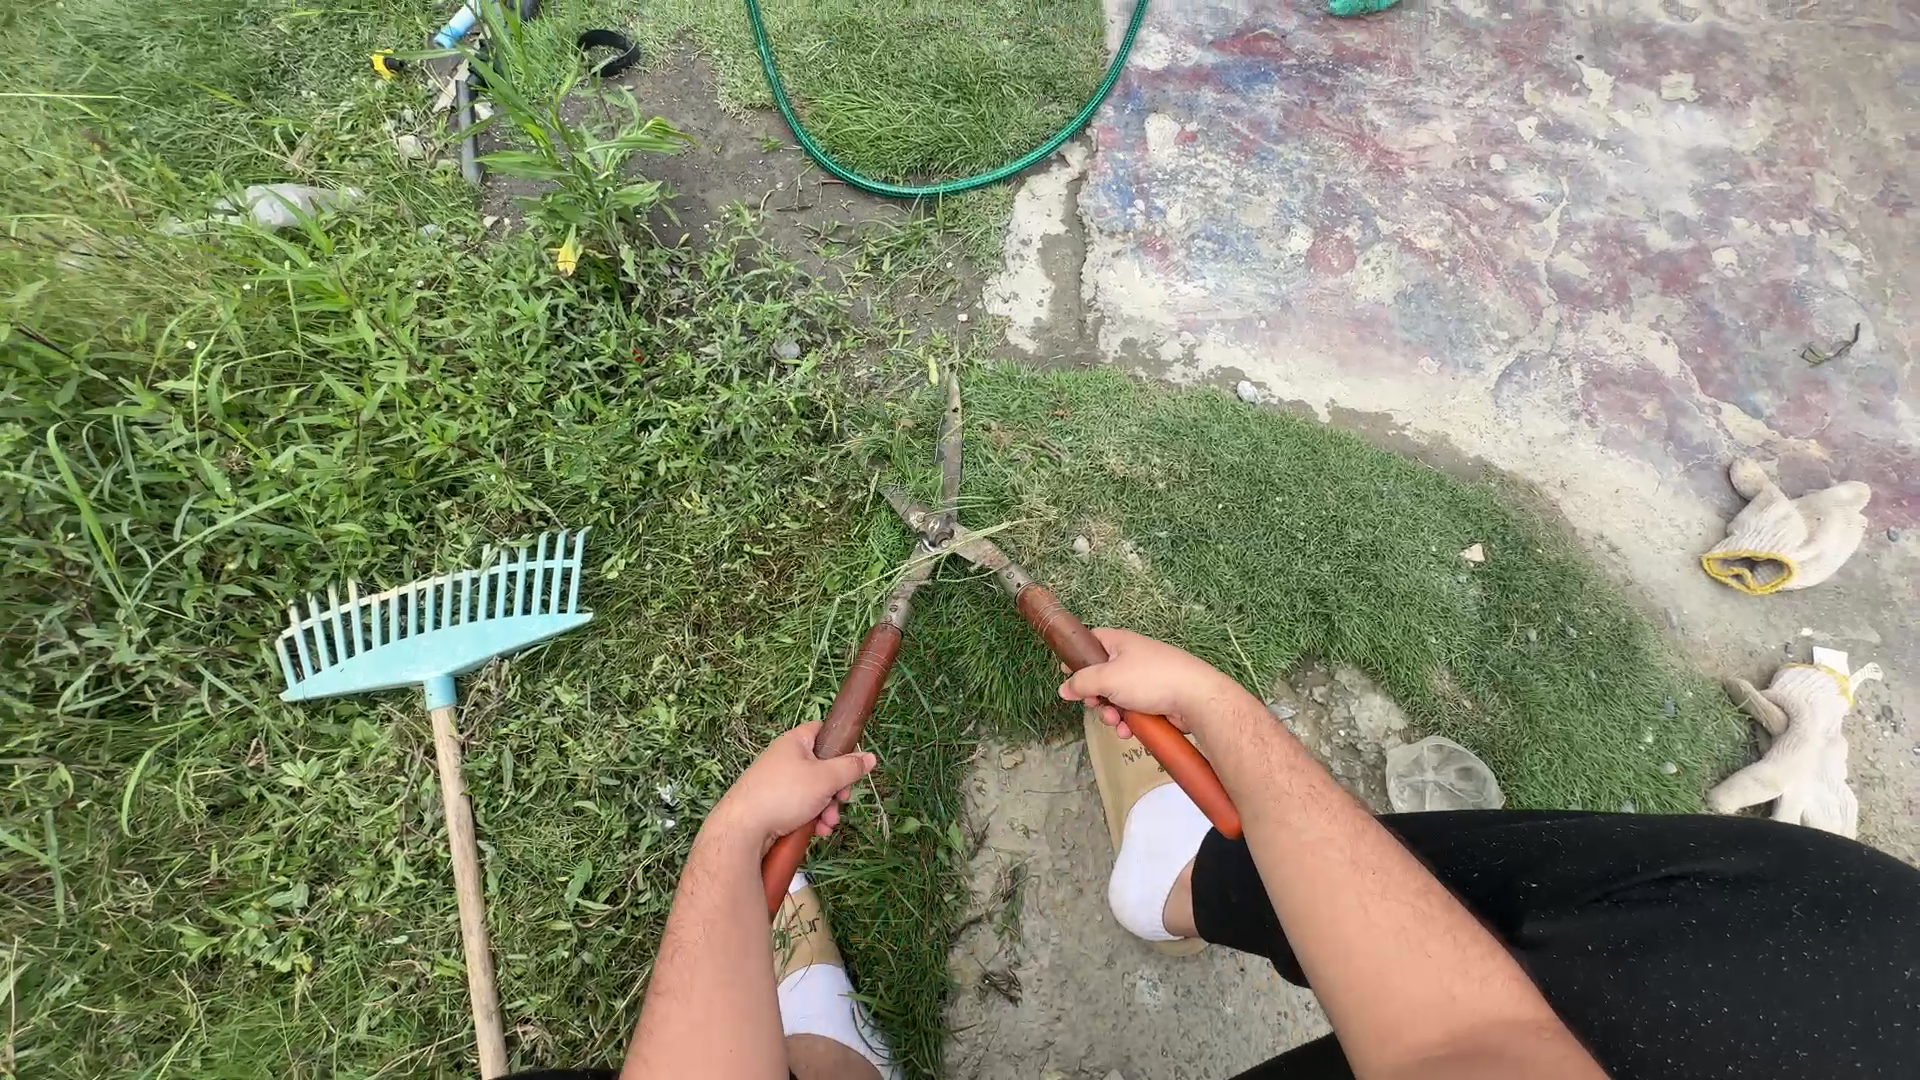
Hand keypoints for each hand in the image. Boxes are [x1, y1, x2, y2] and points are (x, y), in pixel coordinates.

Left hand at [709, 723, 877, 851]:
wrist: (742, 829)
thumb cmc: (784, 794)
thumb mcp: (825, 779)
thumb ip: (850, 768)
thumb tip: (870, 758)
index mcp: (795, 742)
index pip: (824, 731)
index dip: (841, 745)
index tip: (852, 763)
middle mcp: (785, 758)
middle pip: (823, 766)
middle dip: (837, 787)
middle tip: (842, 800)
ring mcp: (778, 782)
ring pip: (814, 790)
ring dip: (827, 807)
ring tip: (828, 822)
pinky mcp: (773, 804)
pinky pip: (801, 806)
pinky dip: (812, 817)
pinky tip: (817, 831)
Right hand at [1057, 628, 1248, 738]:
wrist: (1195, 697)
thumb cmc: (1149, 679)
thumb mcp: (1107, 677)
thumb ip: (1081, 683)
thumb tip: (1064, 689)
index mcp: (1119, 642)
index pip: (1091, 641)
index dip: (1077, 657)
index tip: (1067, 674)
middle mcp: (1132, 657)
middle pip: (1101, 676)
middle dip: (1095, 696)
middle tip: (1094, 705)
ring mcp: (1145, 679)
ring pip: (1116, 697)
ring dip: (1111, 713)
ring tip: (1116, 722)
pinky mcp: (1156, 699)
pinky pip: (1133, 709)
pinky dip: (1128, 721)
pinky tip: (1129, 731)